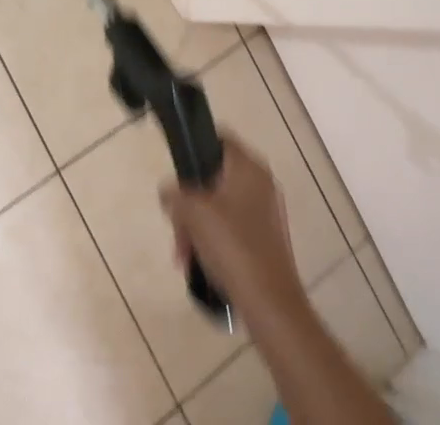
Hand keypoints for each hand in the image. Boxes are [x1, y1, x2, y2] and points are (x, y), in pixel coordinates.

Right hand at [160, 137, 302, 316]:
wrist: (269, 302)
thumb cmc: (232, 246)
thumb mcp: (193, 212)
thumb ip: (174, 193)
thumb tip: (169, 192)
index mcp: (249, 169)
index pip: (218, 138)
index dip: (193, 146)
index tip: (175, 167)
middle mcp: (260, 185)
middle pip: (211, 177)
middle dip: (187, 200)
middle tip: (174, 222)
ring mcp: (263, 213)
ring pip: (215, 205)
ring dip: (194, 224)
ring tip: (182, 252)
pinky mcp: (262, 238)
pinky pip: (227, 227)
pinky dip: (209, 239)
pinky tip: (196, 262)